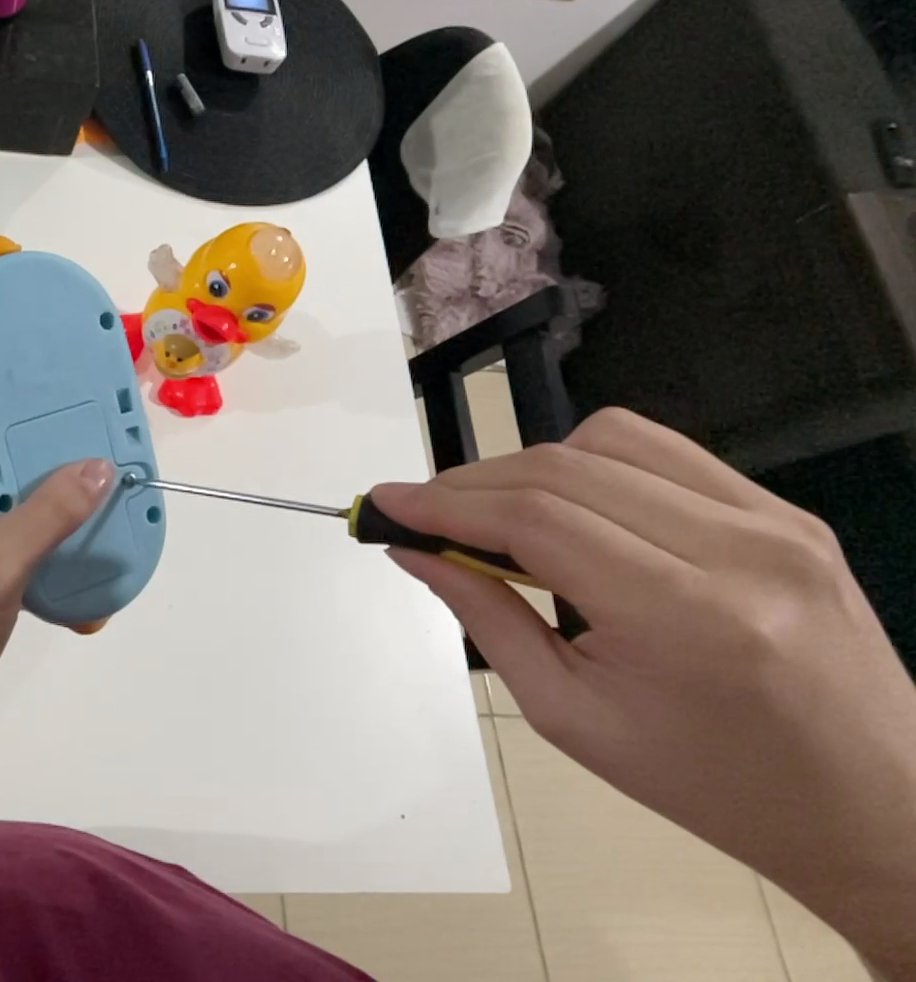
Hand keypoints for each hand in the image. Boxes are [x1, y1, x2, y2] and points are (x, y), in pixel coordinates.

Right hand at [370, 408, 915, 973]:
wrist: (875, 807)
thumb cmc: (706, 782)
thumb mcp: (568, 715)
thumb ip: (484, 617)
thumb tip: (412, 551)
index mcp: (685, 616)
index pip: (533, 518)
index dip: (442, 502)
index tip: (382, 504)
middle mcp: (738, 549)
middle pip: (560, 470)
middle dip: (467, 484)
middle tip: (418, 514)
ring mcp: (773, 520)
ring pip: (604, 441)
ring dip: (524, 468)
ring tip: (492, 515)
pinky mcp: (784, 512)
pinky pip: (657, 449)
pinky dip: (586, 461)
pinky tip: (566, 506)